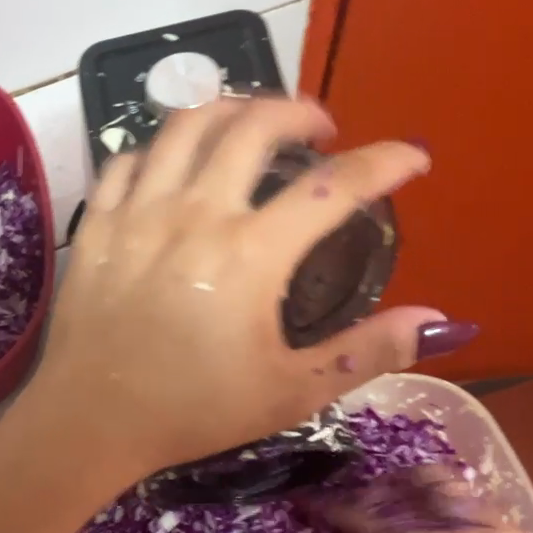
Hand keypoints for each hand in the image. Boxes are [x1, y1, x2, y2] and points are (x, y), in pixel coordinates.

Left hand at [18, 97, 469, 477]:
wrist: (90, 424)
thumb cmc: (191, 414)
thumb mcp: (289, 395)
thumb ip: (367, 353)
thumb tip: (441, 322)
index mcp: (251, 254)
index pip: (336, 186)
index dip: (385, 162)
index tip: (411, 158)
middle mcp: (194, 215)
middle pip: (254, 125)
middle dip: (300, 112)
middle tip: (318, 131)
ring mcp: (137, 215)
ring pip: (184, 126)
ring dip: (228, 109)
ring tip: (249, 123)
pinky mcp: (94, 228)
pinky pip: (125, 161)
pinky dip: (156, 149)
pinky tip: (170, 163)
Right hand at [315, 468, 532, 532]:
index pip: (373, 518)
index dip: (339, 508)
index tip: (315, 500)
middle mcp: (473, 529)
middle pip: (426, 483)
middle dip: (391, 485)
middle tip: (369, 500)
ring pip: (461, 497)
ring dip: (428, 499)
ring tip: (408, 520)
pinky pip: (486, 520)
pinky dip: (458, 521)